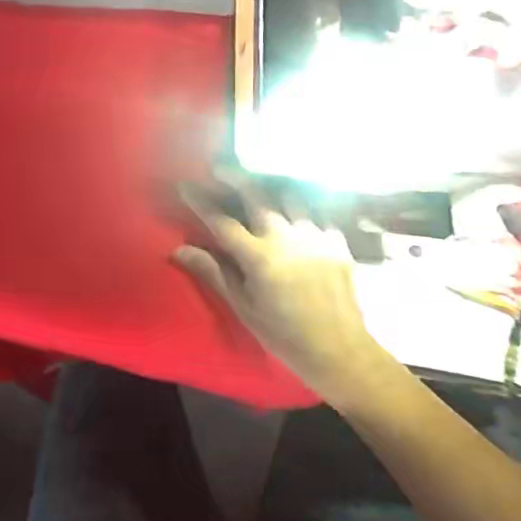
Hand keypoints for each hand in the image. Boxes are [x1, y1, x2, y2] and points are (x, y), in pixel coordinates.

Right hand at [173, 172, 402, 407]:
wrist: (341, 352)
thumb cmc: (284, 334)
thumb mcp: (243, 307)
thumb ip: (213, 272)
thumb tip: (179, 250)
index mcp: (259, 257)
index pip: (221, 220)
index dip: (200, 201)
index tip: (185, 185)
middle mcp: (286, 238)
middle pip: (256, 195)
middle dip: (233, 177)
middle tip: (218, 167)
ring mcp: (315, 236)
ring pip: (290, 195)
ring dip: (270, 184)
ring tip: (259, 179)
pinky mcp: (337, 242)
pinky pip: (318, 211)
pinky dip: (303, 204)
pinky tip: (297, 206)